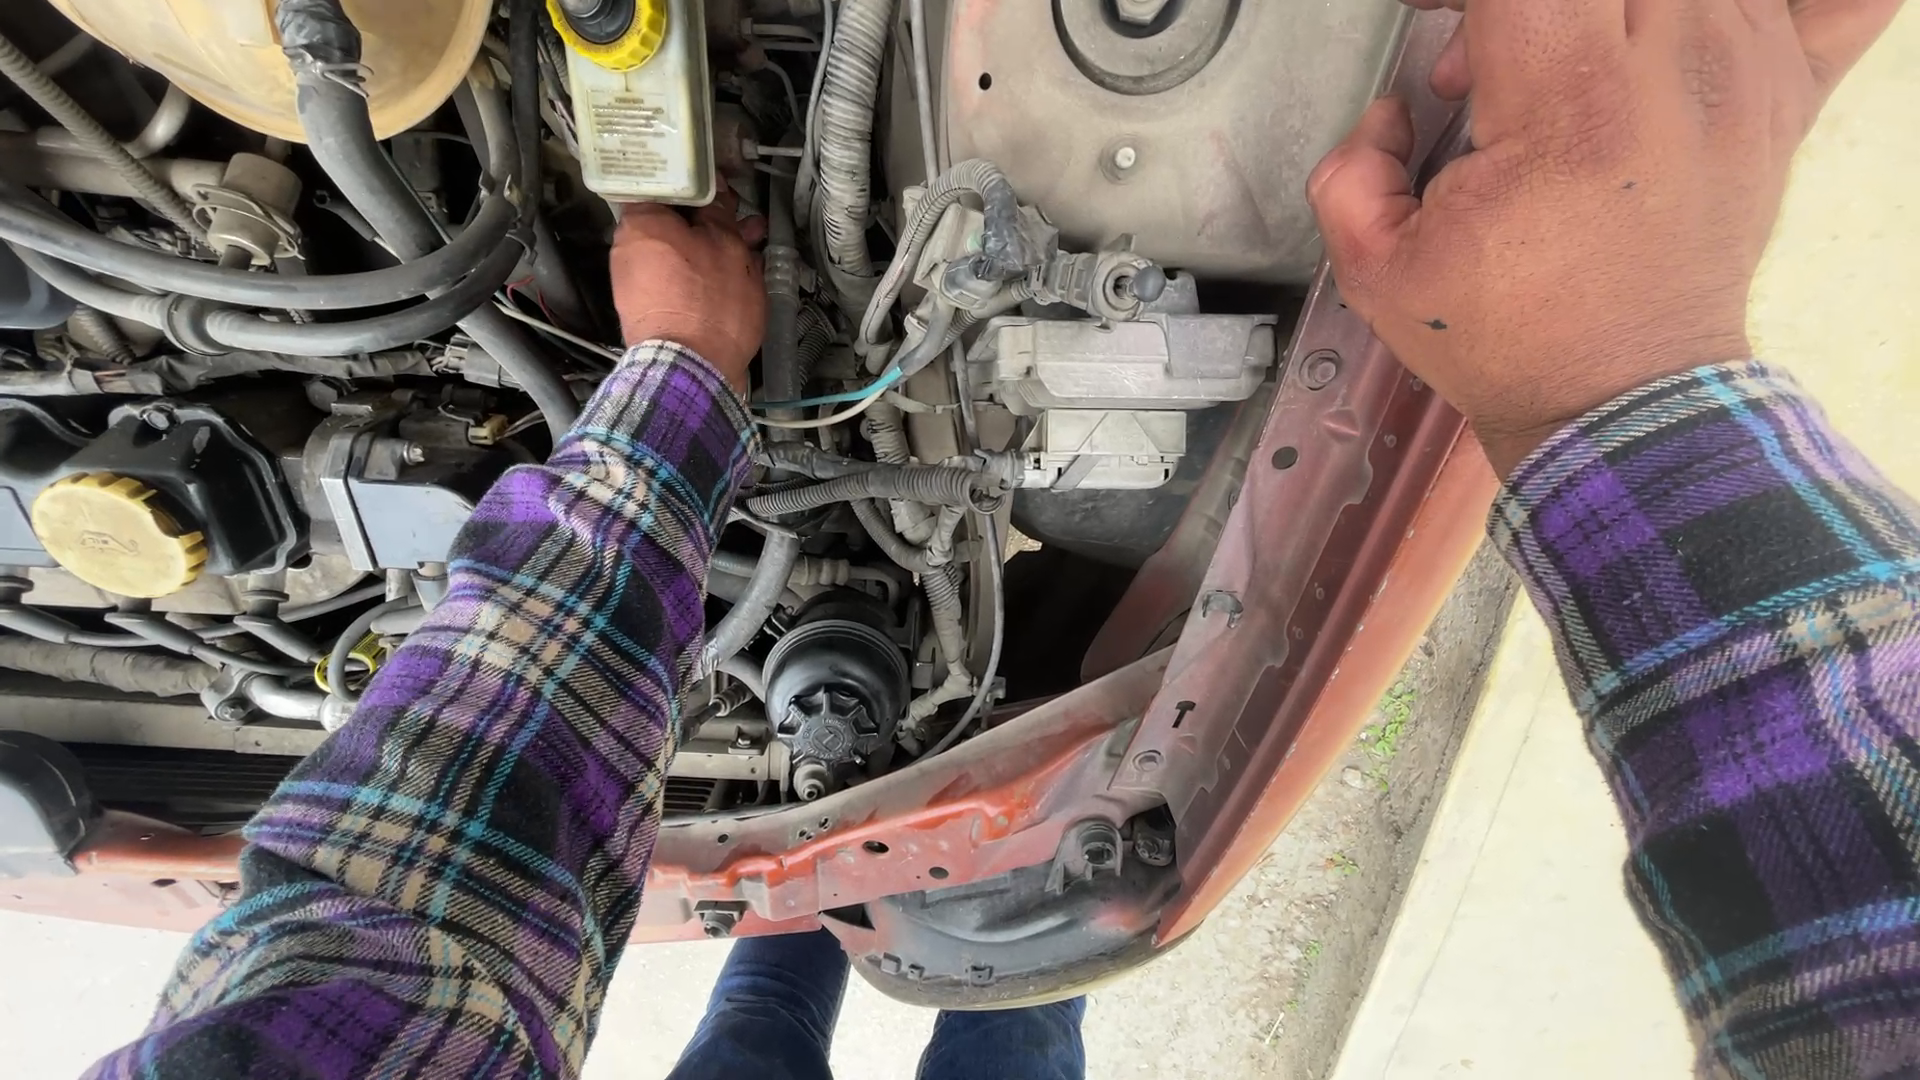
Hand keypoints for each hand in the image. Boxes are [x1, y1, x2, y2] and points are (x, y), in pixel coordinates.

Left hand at [610, 191, 767, 394]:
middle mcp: (629, 249)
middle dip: (710, 225)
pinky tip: (730, 285)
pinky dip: (702, 281)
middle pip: (673, 224)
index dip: (700, 187)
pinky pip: (678, 285)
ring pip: (679, 255)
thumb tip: (718, 198)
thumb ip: (721, 215)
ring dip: (710, 254)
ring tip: (748, 256)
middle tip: (745, 228)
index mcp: (641, 221)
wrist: (693, 369)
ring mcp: (636, 284)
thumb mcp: (727, 247)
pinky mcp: (649, 313)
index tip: (724, 194)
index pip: (666, 185)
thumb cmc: (709, 306)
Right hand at [1307, 0, 1901, 474]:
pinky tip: (1690, 43)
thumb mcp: (1374, 276)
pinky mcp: (1787, 93)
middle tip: (1480, 72)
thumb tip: (1393, 114)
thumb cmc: (1493, 336)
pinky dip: (1760, 4)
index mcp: (1564, 110)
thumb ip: (1349, 178)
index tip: (1430, 32)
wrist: (1606, 393)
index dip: (1456, 1)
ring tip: (1555, 77)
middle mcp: (1674, 67)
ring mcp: (1749, 71)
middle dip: (1517, 12)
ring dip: (1596, 13)